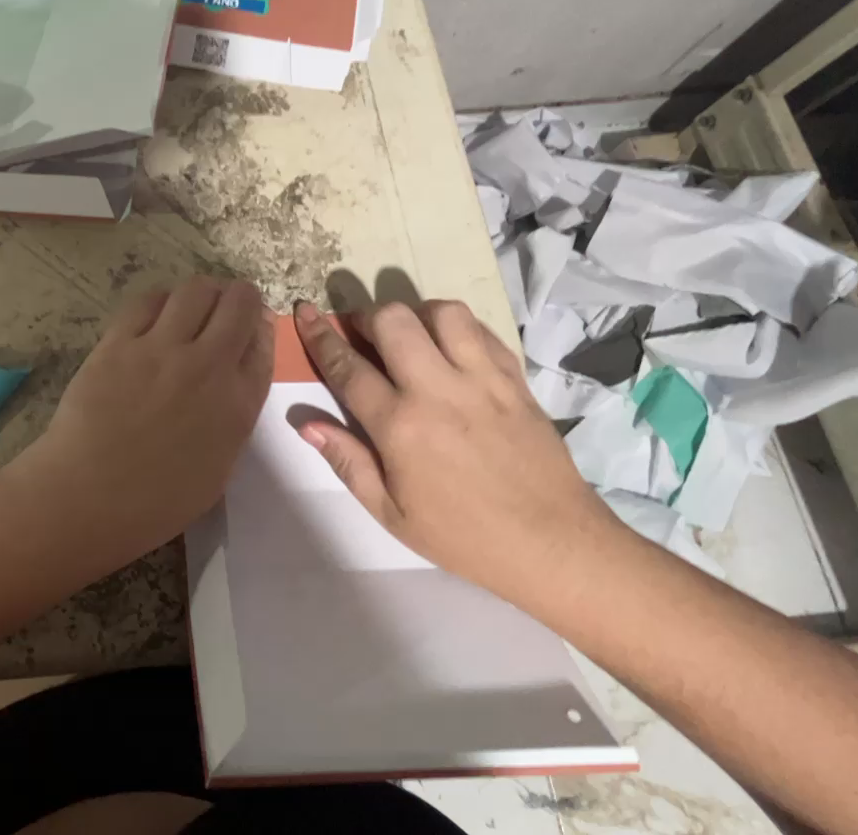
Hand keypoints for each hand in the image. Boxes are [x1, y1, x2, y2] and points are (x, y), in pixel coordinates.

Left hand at [36, 277, 274, 552]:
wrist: (90, 496)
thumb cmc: (157, 501)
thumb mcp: (219, 467)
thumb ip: (232, 418)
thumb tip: (230, 384)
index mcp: (238, 403)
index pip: (262, 342)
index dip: (260, 325)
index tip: (251, 323)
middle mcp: (208, 365)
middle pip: (237, 303)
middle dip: (238, 296)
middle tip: (226, 305)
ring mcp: (161, 349)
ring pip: (195, 290)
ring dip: (202, 293)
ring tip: (191, 306)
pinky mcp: (119, 342)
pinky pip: (147, 301)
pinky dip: (159, 301)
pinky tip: (155, 314)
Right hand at [292, 300, 625, 598]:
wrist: (553, 544)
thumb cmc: (462, 536)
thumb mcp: (390, 512)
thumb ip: (348, 461)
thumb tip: (307, 424)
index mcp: (400, 426)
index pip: (348, 367)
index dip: (320, 336)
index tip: (304, 312)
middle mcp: (438, 390)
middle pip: (393, 320)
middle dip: (367, 316)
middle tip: (362, 333)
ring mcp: (482, 380)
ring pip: (442, 313)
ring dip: (416, 315)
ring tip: (409, 336)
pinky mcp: (516, 381)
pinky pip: (482, 331)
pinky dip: (457, 328)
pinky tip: (449, 348)